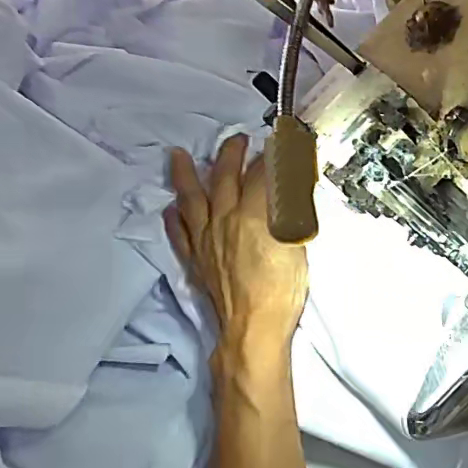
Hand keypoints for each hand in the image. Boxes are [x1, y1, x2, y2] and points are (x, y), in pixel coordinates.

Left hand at [166, 134, 308, 358]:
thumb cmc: (281, 290)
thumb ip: (291, 210)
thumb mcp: (297, 243)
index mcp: (254, 214)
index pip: (263, 174)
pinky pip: (180, 233)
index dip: (273, 156)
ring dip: (186, 175)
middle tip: (237, 140)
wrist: (253, 327)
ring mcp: (206, 239)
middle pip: (225, 177)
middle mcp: (225, 220)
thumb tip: (289, 186)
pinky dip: (174, 218)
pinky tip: (170, 208)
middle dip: (232, 154)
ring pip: (193, 198)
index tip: (279, 144)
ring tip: (178, 156)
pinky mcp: (197, 260)